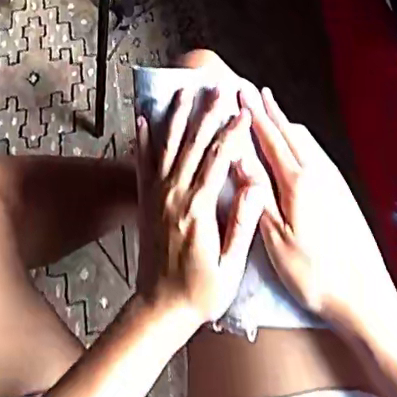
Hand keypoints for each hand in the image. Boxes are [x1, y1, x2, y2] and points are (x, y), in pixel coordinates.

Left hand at [134, 90, 267, 326]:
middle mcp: (174, 196)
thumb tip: (253, 185)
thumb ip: (241, 223)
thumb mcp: (231, 265)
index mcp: (197, 210)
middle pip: (192, 144)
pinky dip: (143, 139)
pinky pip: (143, 163)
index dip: (232, 133)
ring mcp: (156, 196)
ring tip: (183, 91)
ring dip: (176, 116)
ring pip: (166, 146)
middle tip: (218, 87)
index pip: (218, 160)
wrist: (159, 309)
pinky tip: (144, 118)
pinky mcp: (145, 200)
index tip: (244, 111)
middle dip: (207, 112)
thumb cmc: (201, 292)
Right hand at [243, 87, 396, 336]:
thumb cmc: (313, 275)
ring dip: (285, 123)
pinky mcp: (343, 192)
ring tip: (270, 112)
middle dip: (269, 110)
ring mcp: (334, 181)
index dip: (253, 114)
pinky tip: (296, 146)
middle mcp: (318, 173)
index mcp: (298, 182)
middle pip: (290, 132)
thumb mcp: (275, 238)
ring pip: (305, 140)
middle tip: (253, 91)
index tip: (240, 92)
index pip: (270, 138)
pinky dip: (299, 140)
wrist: (363, 297)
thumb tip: (239, 158)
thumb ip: (257, 194)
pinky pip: (316, 152)